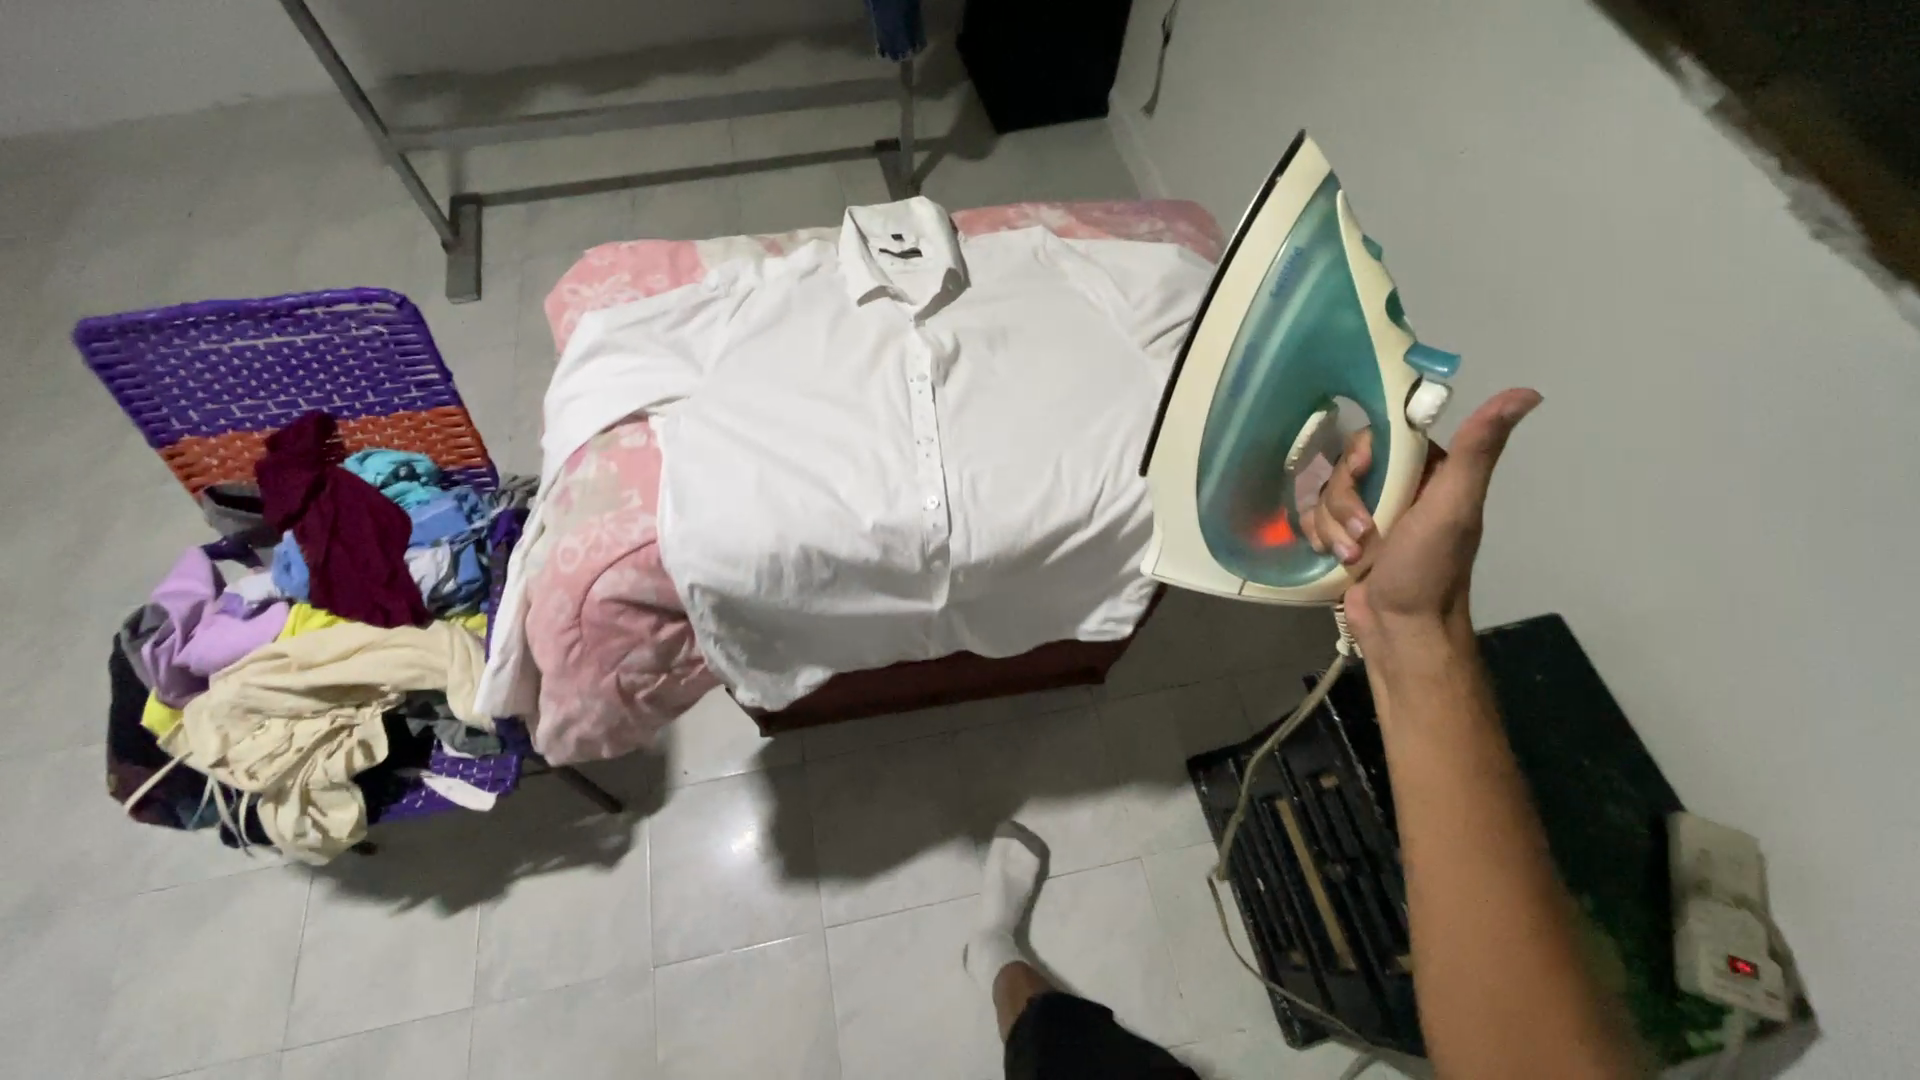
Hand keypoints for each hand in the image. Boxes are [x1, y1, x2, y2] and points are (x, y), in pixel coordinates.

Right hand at [1301, 389, 1541, 662]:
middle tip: (1366, 532)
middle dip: (1345, 502)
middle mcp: (1398, 488)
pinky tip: (1334, 558)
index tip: (1360, 472)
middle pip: (1346, 467)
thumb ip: (1478, 450)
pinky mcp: (1344, 538)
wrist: (1401, 630)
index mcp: (1428, 472)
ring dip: (1333, 527)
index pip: (1381, 436)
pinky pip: (1315, 519)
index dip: (1362, 452)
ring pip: (1326, 495)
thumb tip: (1526, 393)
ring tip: (1355, 557)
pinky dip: (1320, 538)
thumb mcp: (1453, 506)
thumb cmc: (1428, 570)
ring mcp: (1369, 515)